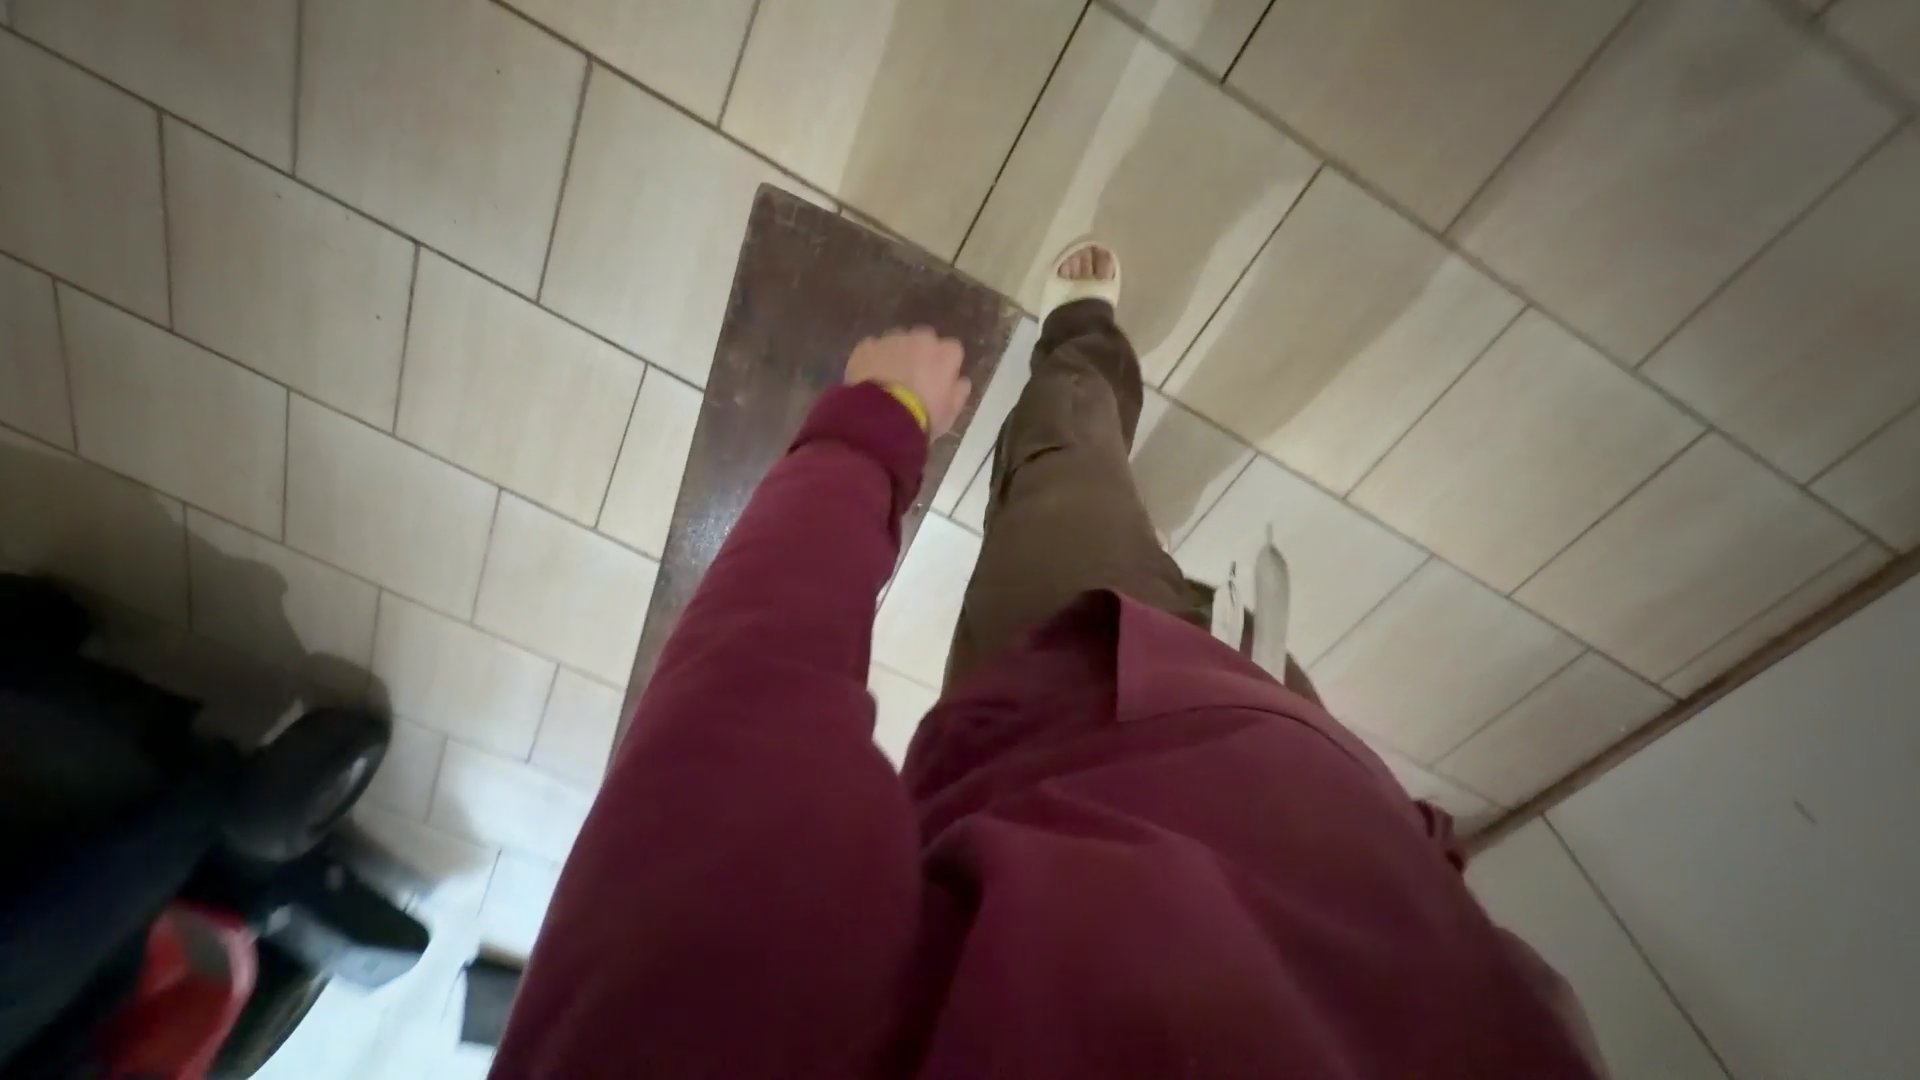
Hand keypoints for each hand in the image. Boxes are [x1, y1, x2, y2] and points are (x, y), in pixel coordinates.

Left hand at [845, 327, 971, 439]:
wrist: (882, 418)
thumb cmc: (923, 417)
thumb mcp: (950, 413)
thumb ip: (958, 392)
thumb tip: (961, 381)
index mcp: (946, 353)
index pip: (952, 351)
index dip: (944, 366)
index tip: (938, 381)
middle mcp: (920, 338)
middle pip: (924, 340)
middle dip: (920, 354)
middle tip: (912, 379)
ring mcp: (892, 339)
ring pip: (897, 342)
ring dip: (895, 355)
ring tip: (888, 380)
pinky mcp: (867, 346)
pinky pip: (873, 349)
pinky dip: (873, 359)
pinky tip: (869, 379)